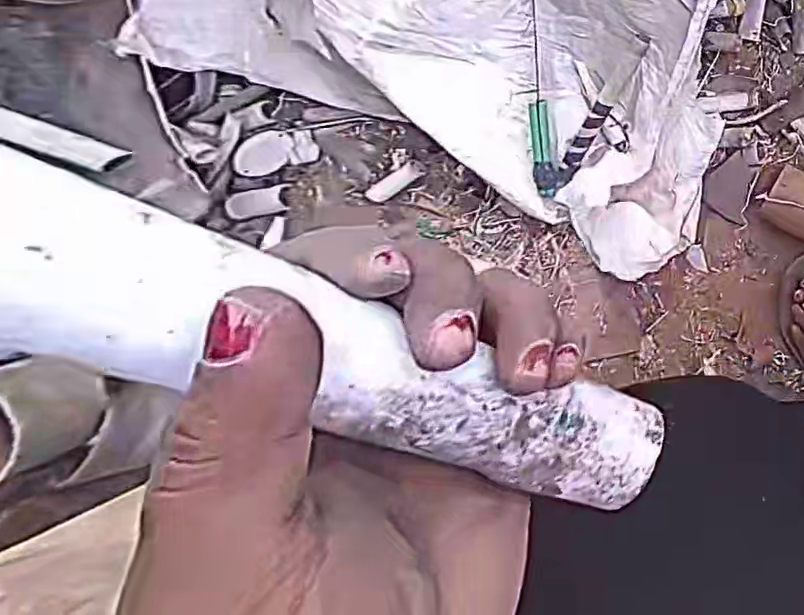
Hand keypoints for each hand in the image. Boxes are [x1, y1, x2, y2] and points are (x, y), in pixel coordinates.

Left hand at [120, 227, 580, 614]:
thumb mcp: (233, 552)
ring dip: (524, 316)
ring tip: (528, 374)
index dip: (351, 259)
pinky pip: (547, 350)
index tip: (385, 276)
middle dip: (451, 291)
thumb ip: (232, 440)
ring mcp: (450, 397)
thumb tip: (251, 308)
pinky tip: (559, 375)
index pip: (310, 287)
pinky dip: (564, 345)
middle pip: (423, 277)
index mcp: (284, 401)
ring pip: (497, 301)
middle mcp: (372, 383)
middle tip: (452, 348)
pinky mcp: (512, 415)